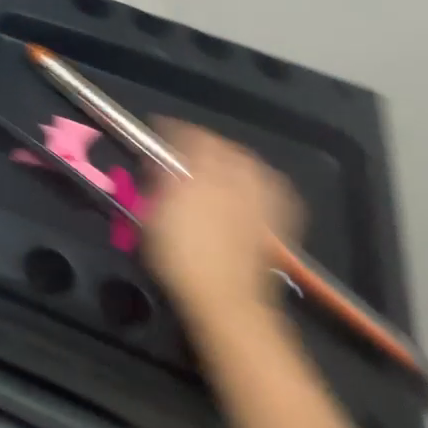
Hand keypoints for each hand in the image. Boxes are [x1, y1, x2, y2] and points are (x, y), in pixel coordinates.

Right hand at [142, 120, 302, 321]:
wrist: (224, 299)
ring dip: (230, 158)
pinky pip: (267, 186)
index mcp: (205, 174)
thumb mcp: (152, 215)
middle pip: (225, 147)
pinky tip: (244, 186)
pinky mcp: (276, 220)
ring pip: (249, 164)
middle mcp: (239, 180)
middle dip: (204, 143)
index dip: (172, 130)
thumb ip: (157, 181)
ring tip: (213, 164)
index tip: (157, 129)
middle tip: (183, 149)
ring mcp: (261, 200)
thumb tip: (157, 162)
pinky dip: (254, 179)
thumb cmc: (180, 257)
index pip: (191, 136)